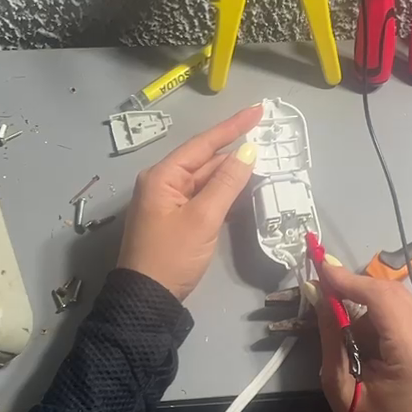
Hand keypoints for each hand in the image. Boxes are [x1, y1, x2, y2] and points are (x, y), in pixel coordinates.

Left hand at [116, 105, 264, 299]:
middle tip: (264, 134)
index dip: (232, 126)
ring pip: (205, 179)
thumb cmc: (172, 255)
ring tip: (260, 157)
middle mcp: (163, 183)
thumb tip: (248, 151)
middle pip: (204, 159)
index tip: (257, 110)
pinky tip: (242, 186)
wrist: (147, 300)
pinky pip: (203, 196)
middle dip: (233, 149)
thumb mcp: (203, 218)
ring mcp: (169, 202)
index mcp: (163, 176)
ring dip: (231, 171)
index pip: (204, 143)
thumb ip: (227, 182)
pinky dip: (223, 191)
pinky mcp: (176, 219)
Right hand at [313, 255, 411, 411]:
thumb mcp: (340, 386)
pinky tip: (370, 332)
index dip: (350, 280)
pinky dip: (387, 315)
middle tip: (328, 288)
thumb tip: (321, 293)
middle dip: (359, 287)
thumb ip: (332, 335)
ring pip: (404, 300)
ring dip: (372, 302)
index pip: (382, 298)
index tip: (322, 267)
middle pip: (395, 293)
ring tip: (347, 319)